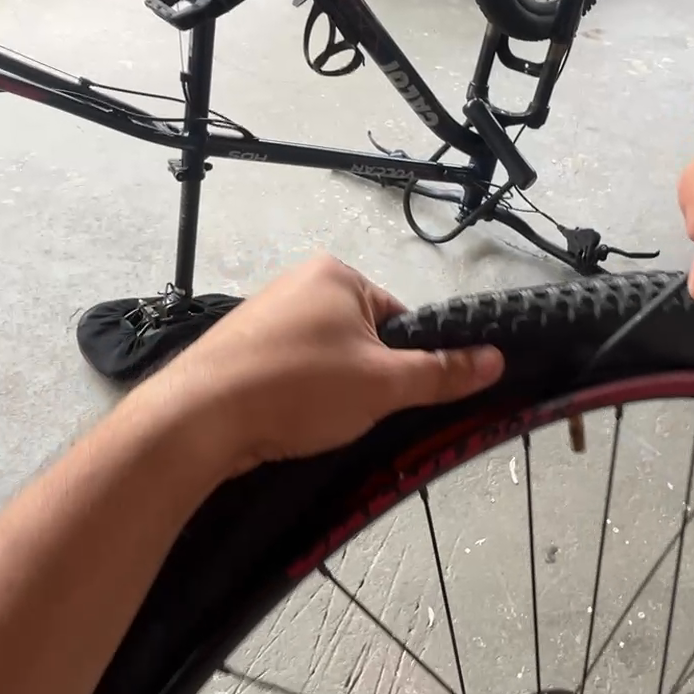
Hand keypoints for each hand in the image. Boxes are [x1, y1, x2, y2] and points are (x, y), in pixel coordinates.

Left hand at [134, 255, 504, 474]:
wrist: (198, 419)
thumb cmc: (298, 387)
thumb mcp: (383, 384)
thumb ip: (442, 372)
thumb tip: (495, 358)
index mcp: (336, 274)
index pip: (399, 317)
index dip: (407, 361)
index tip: (395, 395)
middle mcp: (299, 283)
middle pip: (363, 337)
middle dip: (367, 378)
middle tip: (356, 411)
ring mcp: (265, 314)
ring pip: (327, 357)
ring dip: (333, 389)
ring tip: (317, 418)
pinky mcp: (240, 346)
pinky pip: (291, 368)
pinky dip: (299, 393)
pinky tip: (290, 418)